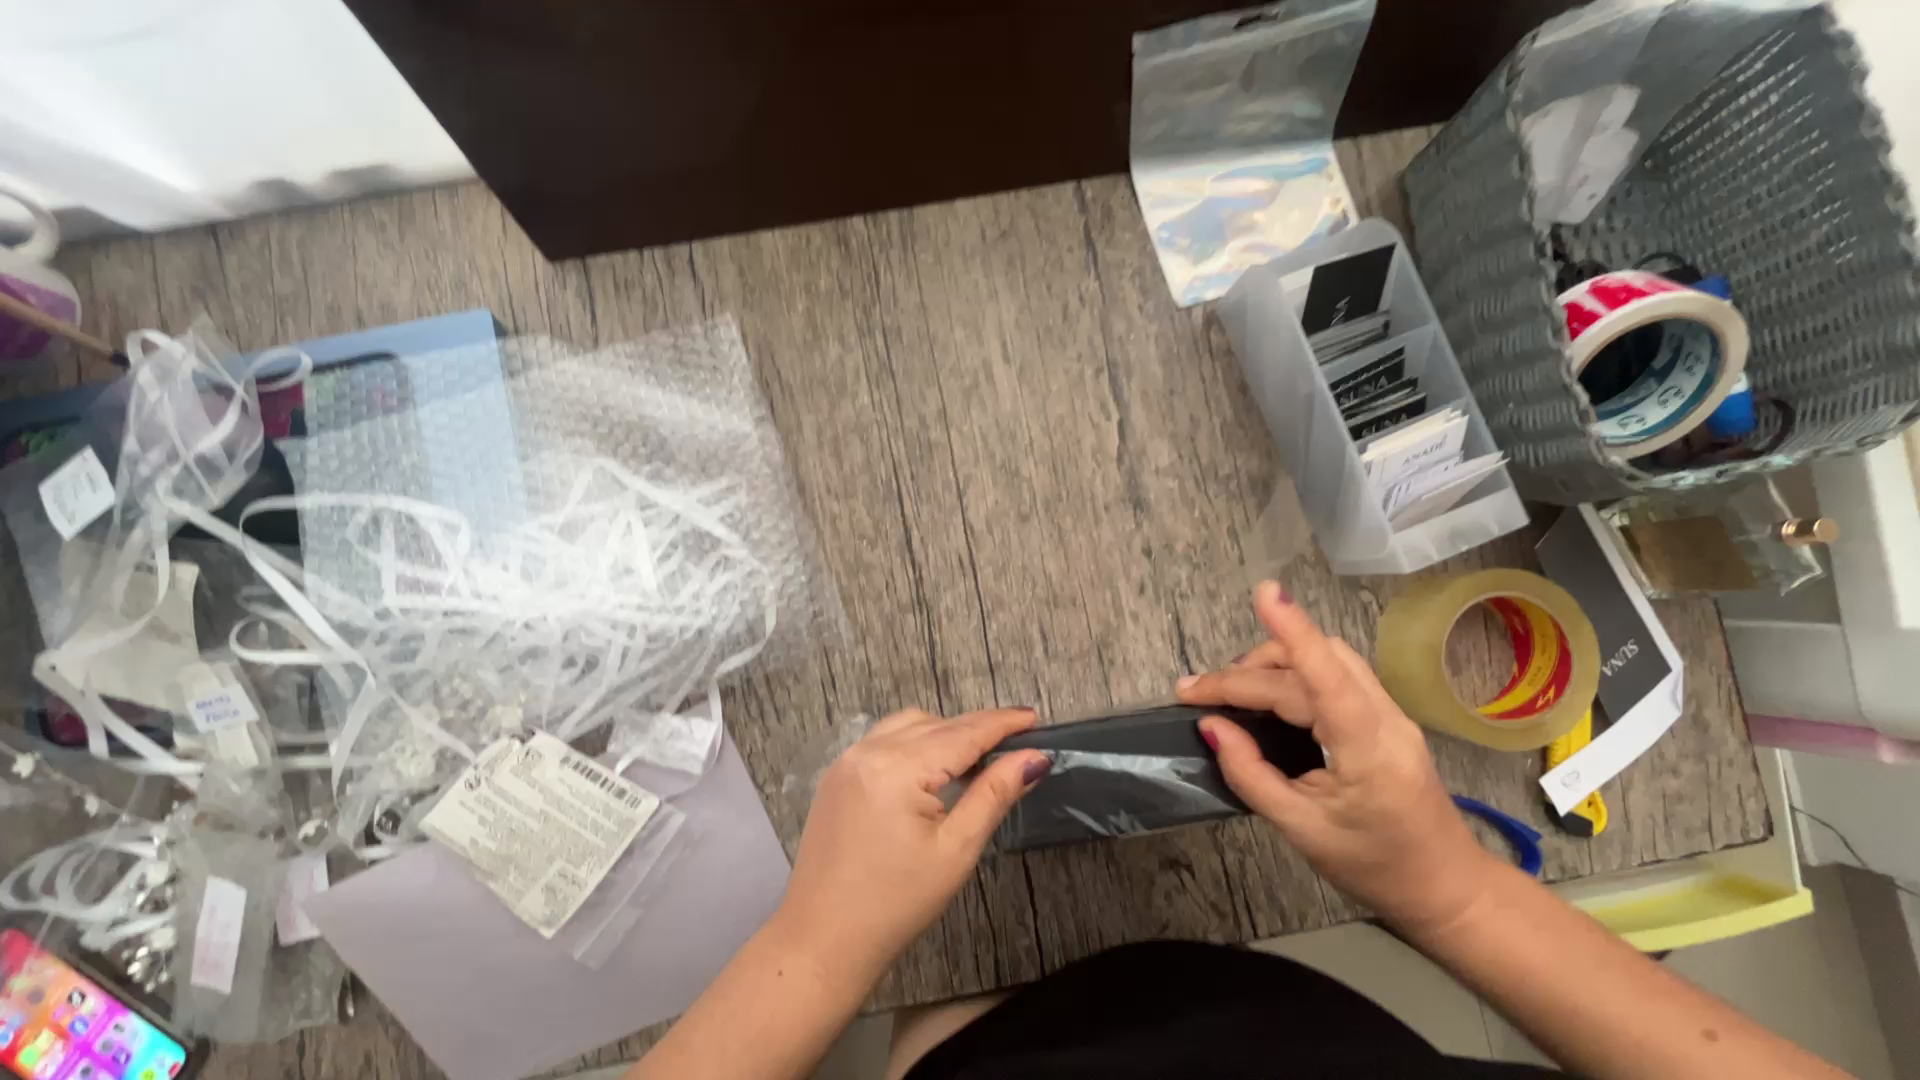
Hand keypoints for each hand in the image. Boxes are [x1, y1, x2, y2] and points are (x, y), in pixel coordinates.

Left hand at [776, 707, 1050, 980]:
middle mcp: (869, 751)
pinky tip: (933, 767)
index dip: (1002, 723)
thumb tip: (1033, 758)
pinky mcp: (837, 777)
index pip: (963, 733)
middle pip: (936, 724)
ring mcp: (847, 761)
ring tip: (978, 754)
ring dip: (945, 731)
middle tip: (1017, 737)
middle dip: (977, 727)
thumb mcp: (956, 850)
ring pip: (908, 726)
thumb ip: (994, 795)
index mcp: (898, 767)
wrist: (823, 940)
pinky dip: (915, 742)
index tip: (1034, 716)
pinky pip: (883, 741)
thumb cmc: (896, 903)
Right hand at [1177, 581, 1499, 933]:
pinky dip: (1293, 673)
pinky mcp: (1386, 717)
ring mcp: (1391, 714)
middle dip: (1249, 669)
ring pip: (1328, 660)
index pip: (1326, 677)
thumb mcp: (1301, 830)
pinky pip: (1336, 676)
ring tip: (1228, 691)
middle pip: (1314, 664)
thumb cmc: (1374, 866)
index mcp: (1368, 750)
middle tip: (1197, 693)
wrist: (1446, 888)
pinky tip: (1265, 695)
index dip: (1294, 630)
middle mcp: (1385, 719)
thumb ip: (1251, 774)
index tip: (1265, 591)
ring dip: (1272, 663)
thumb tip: (1212, 726)